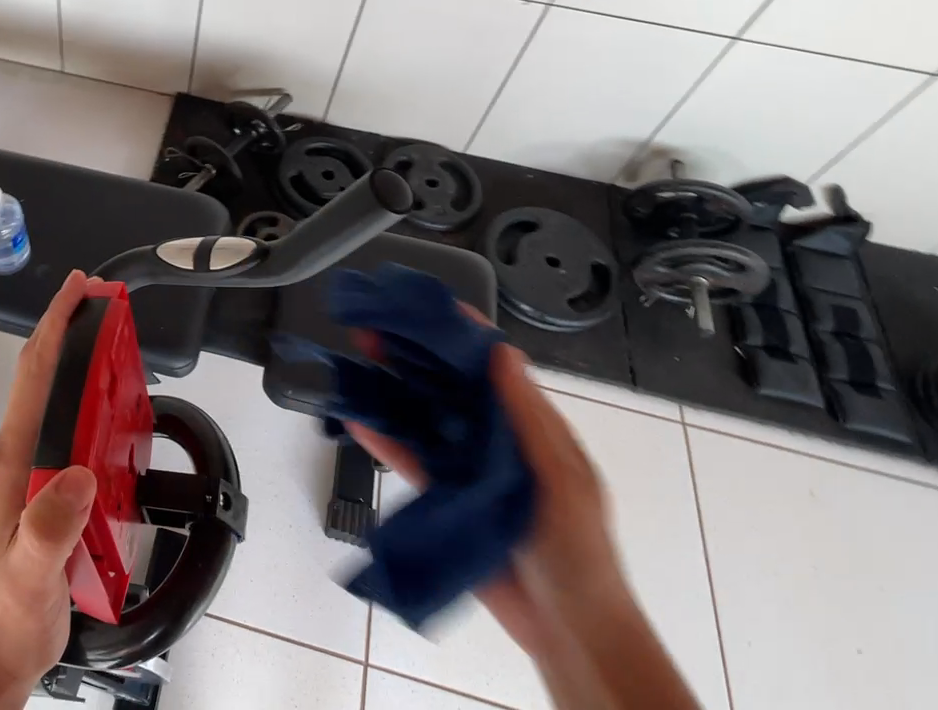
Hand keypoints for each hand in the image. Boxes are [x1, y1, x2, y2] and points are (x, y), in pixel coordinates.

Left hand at [0, 272, 101, 709]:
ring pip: (53, 396)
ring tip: (104, 334)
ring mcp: (31, 469)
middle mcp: (18, 454)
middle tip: (97, 298)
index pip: (33, 377)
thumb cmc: (10, 612)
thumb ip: (49, 525)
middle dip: (64, 328)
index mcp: (13, 459)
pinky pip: (67, 425)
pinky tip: (106, 399)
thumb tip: (79, 473)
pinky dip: (84, 396)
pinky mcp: (45, 487)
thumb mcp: (31, 572)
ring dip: (74, 357)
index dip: (54, 327)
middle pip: (40, 375)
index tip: (75, 291)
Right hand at [347, 306, 698, 708]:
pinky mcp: (446, 496)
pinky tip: (358, 419)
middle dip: (415, 355)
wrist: (568, 631)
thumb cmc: (579, 552)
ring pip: (426, 417)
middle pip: (450, 385)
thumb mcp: (563, 480)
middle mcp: (497, 438)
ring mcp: (469, 467)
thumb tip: (501, 352)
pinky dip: (385, 439)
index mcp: (533, 426)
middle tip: (373, 328)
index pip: (494, 367)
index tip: (427, 305)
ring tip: (358, 359)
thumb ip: (529, 418)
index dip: (463, 334)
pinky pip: (411, 460)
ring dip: (394, 389)